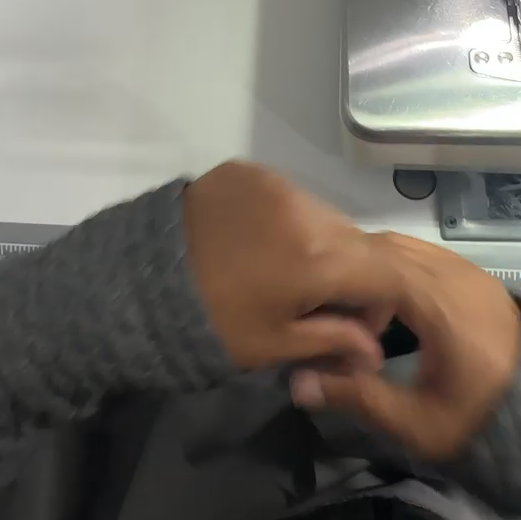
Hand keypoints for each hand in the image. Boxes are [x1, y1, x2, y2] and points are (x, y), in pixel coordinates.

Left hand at [184, 161, 399, 372]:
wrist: (135, 281)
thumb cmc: (211, 323)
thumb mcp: (274, 344)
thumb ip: (334, 340)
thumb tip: (375, 350)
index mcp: (318, 256)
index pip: (385, 271)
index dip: (383, 302)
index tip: (359, 325)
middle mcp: (305, 207)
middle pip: (355, 240)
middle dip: (350, 272)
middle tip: (318, 299)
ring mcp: (273, 181)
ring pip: (323, 213)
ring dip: (319, 241)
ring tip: (283, 267)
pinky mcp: (245, 169)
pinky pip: (286, 193)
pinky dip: (286, 217)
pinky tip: (258, 240)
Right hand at [289, 232, 520, 459]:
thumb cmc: (482, 421)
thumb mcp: (417, 422)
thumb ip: (358, 397)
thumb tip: (298, 383)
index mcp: (441, 303)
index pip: (376, 266)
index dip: (345, 287)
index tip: (332, 322)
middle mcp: (455, 273)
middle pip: (388, 249)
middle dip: (356, 274)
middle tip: (338, 314)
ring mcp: (469, 270)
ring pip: (407, 247)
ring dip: (377, 270)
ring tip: (364, 314)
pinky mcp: (477, 276)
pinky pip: (426, 255)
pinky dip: (399, 269)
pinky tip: (393, 307)